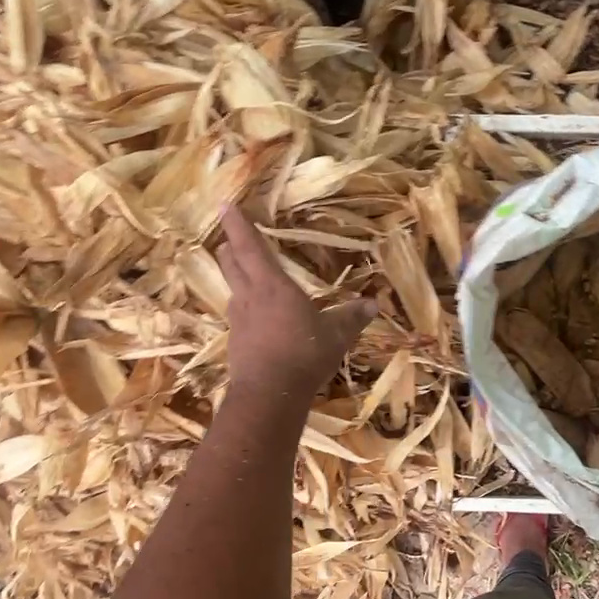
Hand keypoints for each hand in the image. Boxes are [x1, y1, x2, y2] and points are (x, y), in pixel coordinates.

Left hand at [216, 206, 377, 396]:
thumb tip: (373, 304)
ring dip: (235, 276)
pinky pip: (239, 316)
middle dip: (230, 246)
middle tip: (230, 237)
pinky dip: (246, 309)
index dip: (237, 224)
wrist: (270, 393)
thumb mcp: (337, 336)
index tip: (225, 204)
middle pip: (231, 262)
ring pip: (232, 288)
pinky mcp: (236, 342)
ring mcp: (239, 320)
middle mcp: (249, 296)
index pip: (250, 245)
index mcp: (272, 285)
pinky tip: (256, 319)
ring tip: (243, 274)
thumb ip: (352, 318)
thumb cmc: (305, 354)